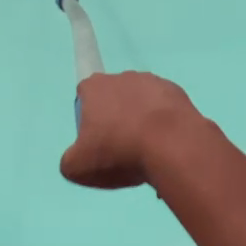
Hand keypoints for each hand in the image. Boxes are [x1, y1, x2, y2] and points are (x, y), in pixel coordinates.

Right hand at [60, 71, 205, 188]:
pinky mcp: (175, 91)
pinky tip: (168, 144)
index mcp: (94, 88)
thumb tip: (76, 158)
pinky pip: (164, 107)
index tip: (96, 140)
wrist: (171, 146)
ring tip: (149, 149)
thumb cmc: (119, 152)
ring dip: (142, 119)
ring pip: (141, 100)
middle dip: (116, 118)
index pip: (85, 95)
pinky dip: (164, 122)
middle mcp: (121, 77)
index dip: (89, 117)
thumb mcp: (78, 168)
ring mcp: (151, 81)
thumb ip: (70, 161)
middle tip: (123, 148)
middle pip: (114, 97)